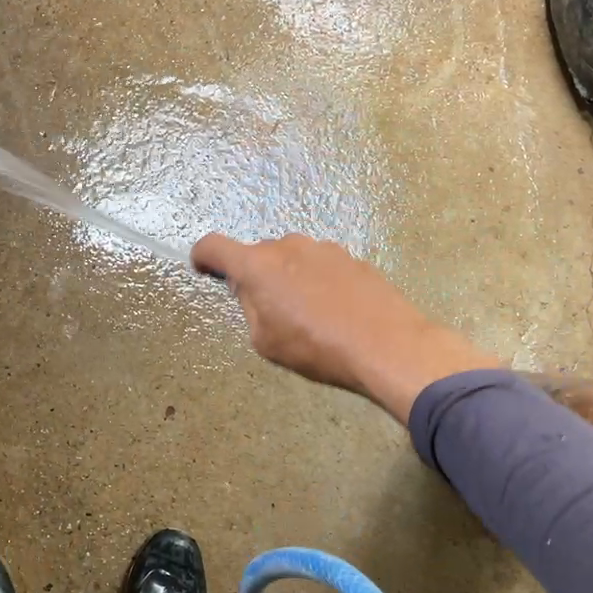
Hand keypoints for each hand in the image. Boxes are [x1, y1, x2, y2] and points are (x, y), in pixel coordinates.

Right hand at [192, 232, 501, 423]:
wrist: (389, 346)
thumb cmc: (317, 347)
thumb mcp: (265, 340)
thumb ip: (250, 308)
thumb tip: (251, 292)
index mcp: (256, 265)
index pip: (213, 245)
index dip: (202, 256)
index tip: (203, 268)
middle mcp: (285, 246)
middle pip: (257, 255)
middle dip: (256, 276)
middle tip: (268, 308)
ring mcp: (321, 248)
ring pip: (291, 258)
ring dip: (290, 277)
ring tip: (309, 313)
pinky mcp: (351, 257)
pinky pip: (321, 265)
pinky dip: (318, 281)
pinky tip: (336, 310)